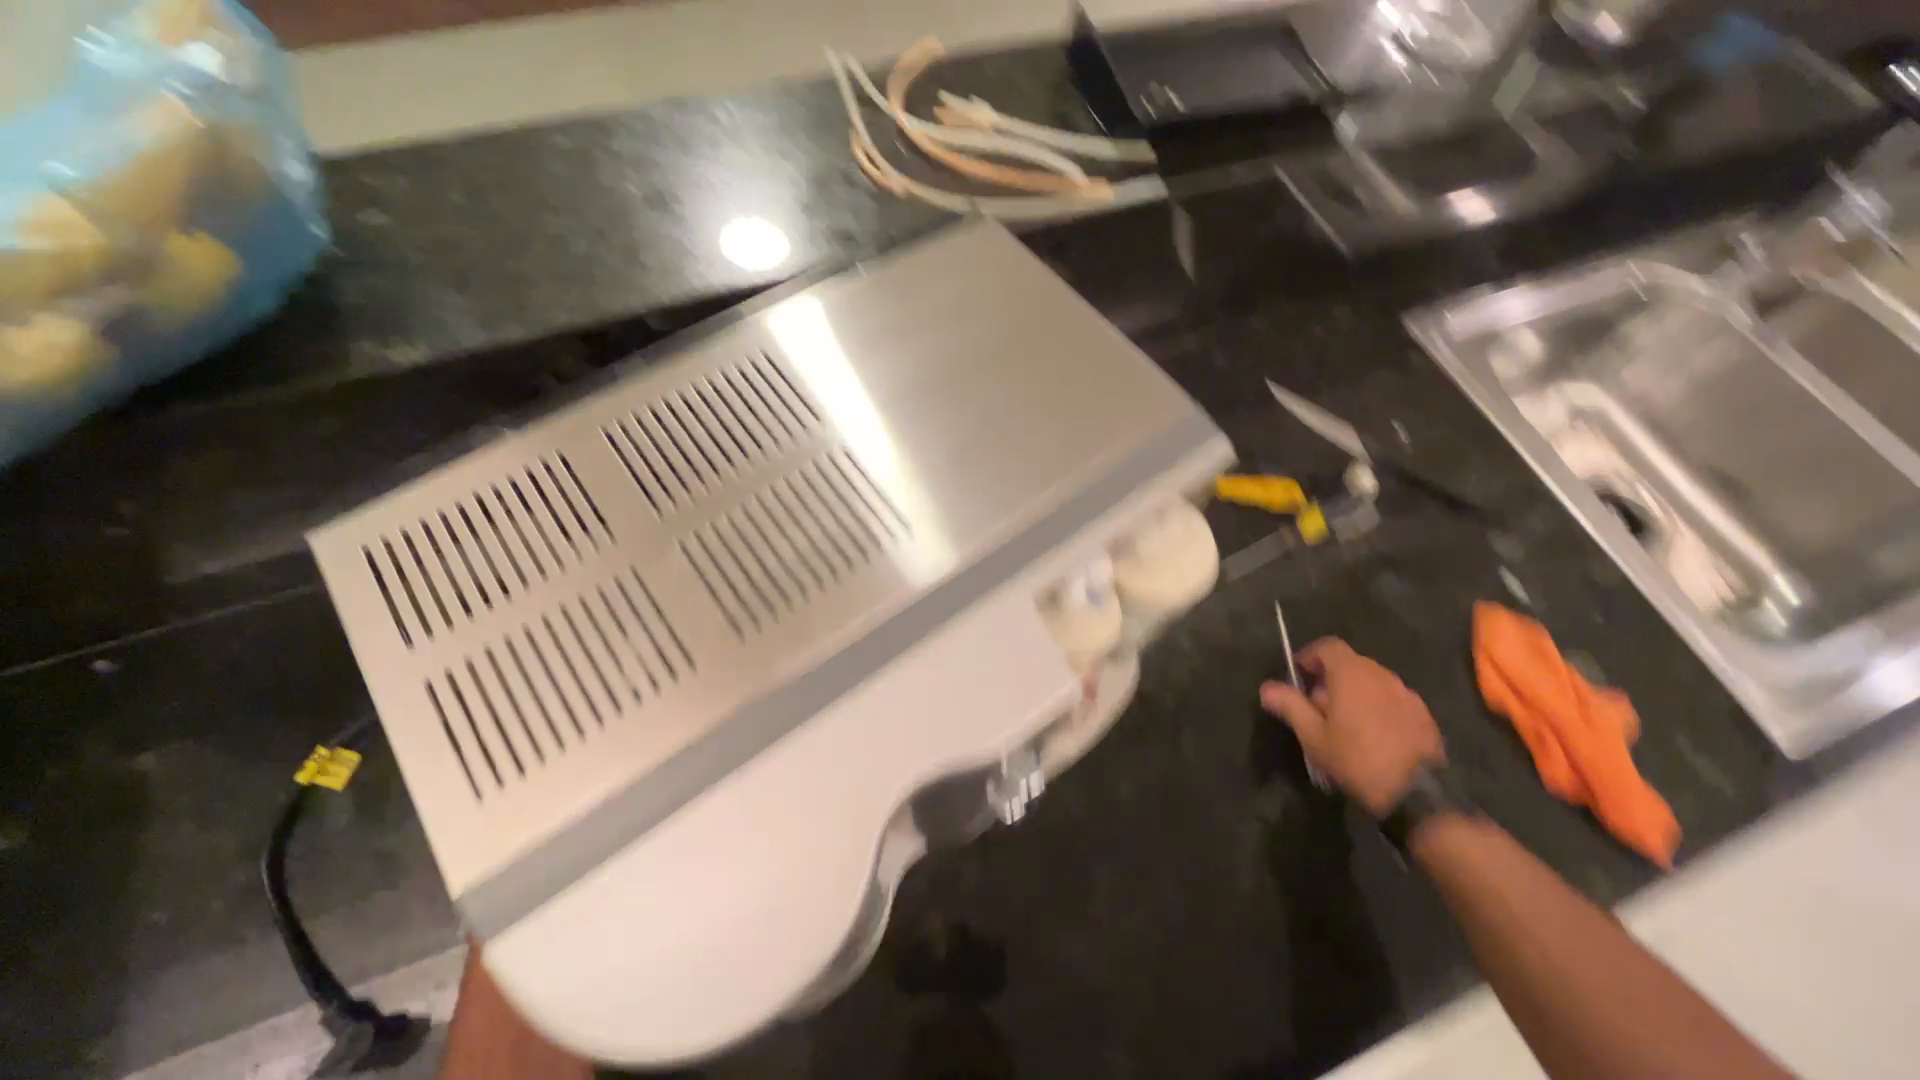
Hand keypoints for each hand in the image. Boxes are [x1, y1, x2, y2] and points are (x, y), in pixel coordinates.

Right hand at [1260, 638, 1443, 816]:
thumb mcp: (1314, 736)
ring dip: (1355, 693)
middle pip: (1350, 663)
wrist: (1417, 793)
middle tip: (1316, 708)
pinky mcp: (1423, 714)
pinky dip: (1377, 707)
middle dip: (1330, 679)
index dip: (1309, 656)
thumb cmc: (1356, 759)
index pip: (1327, 646)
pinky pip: (1392, 699)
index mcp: (1351, 674)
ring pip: (1372, 682)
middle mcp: (1381, 674)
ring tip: (1345, 724)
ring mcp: (1406, 693)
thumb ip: (1291, 706)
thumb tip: (1267, 687)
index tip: (1298, 677)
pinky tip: (1373, 735)